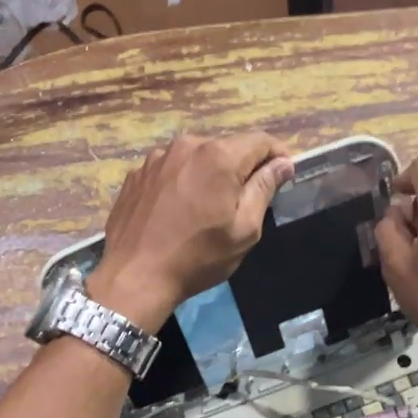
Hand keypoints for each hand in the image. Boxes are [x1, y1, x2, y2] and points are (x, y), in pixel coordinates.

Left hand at [86, 132, 293, 330]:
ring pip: (196, 158)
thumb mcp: (244, 230)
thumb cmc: (198, 257)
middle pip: (226, 148)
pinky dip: (181, 183)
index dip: (277, 156)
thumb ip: (264, 190)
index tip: (283, 176)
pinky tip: (177, 212)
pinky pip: (170, 170)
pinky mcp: (136, 175)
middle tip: (244, 202)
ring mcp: (156, 158)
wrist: (134, 276)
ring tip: (205, 209)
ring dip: (208, 175)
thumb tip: (282, 164)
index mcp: (219, 156)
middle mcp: (187, 146)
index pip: (260, 141)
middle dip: (241, 168)